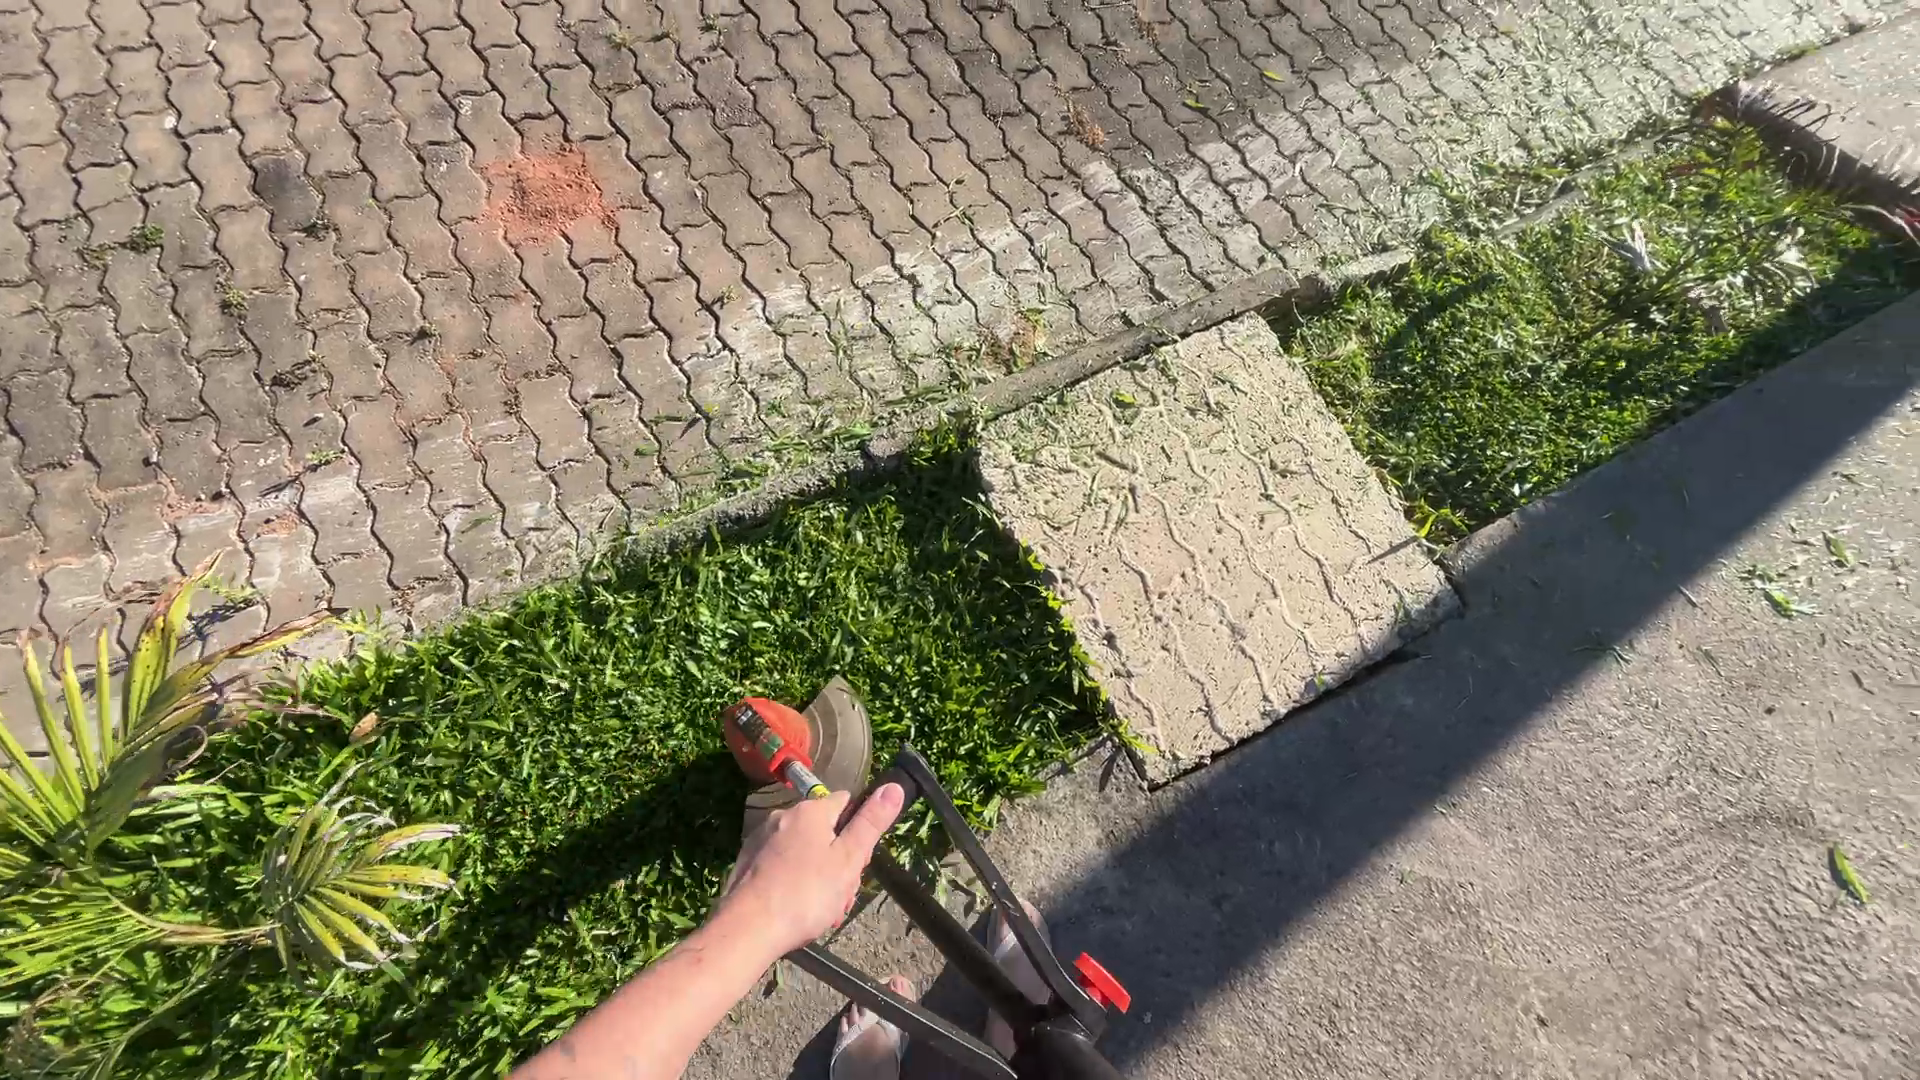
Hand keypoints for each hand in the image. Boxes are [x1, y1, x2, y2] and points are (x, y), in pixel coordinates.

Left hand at [715, 784, 905, 957]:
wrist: (746, 931)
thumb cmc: (804, 895)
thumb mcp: (849, 859)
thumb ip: (871, 822)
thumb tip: (893, 786)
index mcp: (810, 811)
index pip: (846, 802)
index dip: (859, 831)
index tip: (858, 861)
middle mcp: (783, 816)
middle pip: (824, 829)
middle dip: (837, 859)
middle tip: (840, 894)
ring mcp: (761, 839)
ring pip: (802, 849)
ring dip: (816, 873)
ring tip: (818, 909)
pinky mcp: (747, 862)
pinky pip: (780, 864)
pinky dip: (791, 880)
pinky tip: (793, 908)